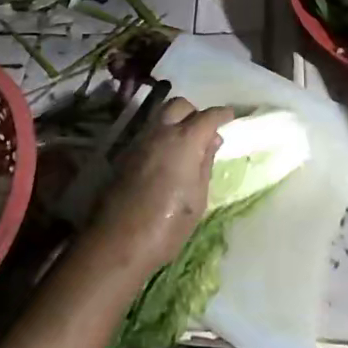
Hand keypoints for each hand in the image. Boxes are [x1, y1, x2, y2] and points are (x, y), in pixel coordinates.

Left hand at [85, 97, 235, 278]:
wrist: (118, 241)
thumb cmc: (167, 225)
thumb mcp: (198, 198)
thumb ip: (206, 163)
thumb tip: (212, 140)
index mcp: (185, 140)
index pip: (208, 116)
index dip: (221, 114)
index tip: (230, 117)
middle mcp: (161, 132)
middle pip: (180, 105)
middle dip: (195, 112)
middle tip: (204, 131)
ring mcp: (140, 140)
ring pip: (161, 115)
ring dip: (175, 121)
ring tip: (185, 144)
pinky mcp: (125, 153)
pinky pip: (148, 133)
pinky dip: (161, 135)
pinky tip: (165, 157)